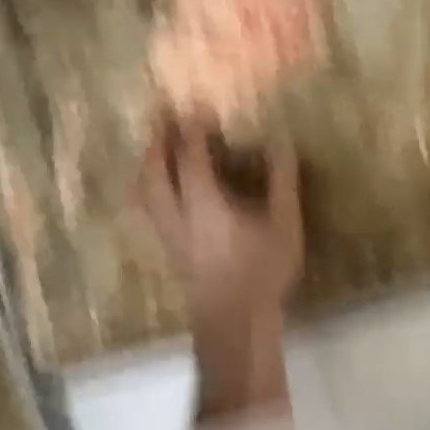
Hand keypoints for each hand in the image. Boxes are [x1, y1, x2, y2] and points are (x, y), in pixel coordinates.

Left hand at [142, 119, 301, 421]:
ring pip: (145, 192)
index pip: (190, 157)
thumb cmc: (263, 271)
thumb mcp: (284, 222)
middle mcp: (178, 215)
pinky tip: (163, 187)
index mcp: (204, 203)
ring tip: (156, 146)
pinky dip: (151, 186)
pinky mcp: (171, 251)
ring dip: (148, 164)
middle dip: (155, 141)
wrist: (234, 324)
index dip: (191, 129)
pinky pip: (150, 207)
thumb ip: (281, 180)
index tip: (194, 104)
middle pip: (153, 172)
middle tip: (160, 115)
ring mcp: (170, 236)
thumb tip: (281, 140)